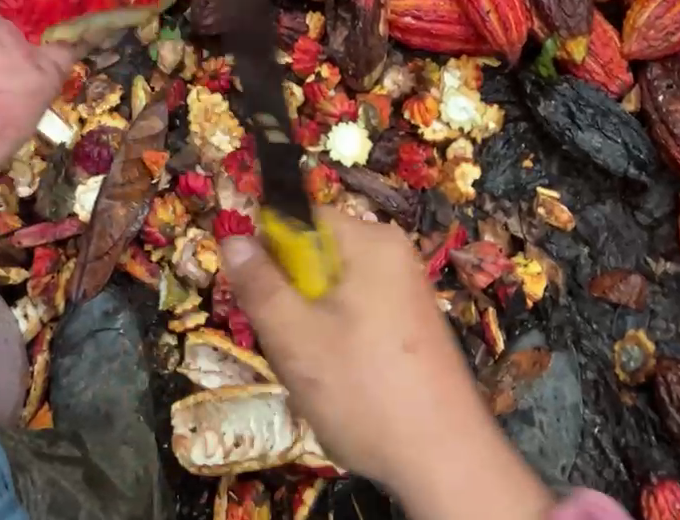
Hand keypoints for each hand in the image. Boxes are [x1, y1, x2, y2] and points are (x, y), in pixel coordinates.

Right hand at [219, 211, 554, 519]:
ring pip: (335, 292)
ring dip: (313, 327)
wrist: (446, 460)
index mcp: (370, 240)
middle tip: (291, 345)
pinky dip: (341, 343)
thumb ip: (259, 284)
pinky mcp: (413, 324)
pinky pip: (359, 314)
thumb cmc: (365, 389)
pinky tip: (344, 382)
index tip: (261, 299)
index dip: (271, 254)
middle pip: (317, 257)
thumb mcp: (294, 337)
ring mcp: (407, 289)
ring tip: (318, 371)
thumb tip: (233, 237)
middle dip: (294, 298)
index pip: (301, 219)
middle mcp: (393, 253)